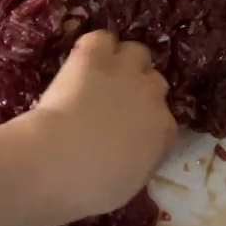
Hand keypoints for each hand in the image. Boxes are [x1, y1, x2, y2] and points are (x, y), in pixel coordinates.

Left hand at [23, 30, 176, 215]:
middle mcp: (152, 96)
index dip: (145, 117)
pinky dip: (92, 48)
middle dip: (136, 88)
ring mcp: (125, 72)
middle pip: (154, 81)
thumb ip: (138, 162)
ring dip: (120, 61)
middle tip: (109, 101)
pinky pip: (102, 39)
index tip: (126, 125)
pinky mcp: (94, 57)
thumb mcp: (127, 184)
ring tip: (97, 75)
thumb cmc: (92, 186)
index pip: (164, 116)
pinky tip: (78, 62)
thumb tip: (131, 154)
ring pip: (135, 52)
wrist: (61, 163)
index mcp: (163, 132)